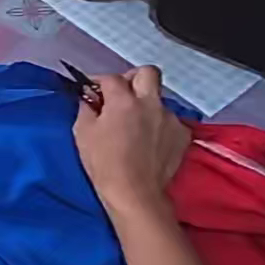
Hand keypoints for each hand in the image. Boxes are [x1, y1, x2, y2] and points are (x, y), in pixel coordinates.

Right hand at [72, 65, 191, 214]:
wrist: (134, 191)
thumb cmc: (103, 162)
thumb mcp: (82, 132)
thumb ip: (87, 109)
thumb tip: (90, 99)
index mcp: (124, 101)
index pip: (111, 78)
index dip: (98, 81)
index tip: (91, 90)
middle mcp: (151, 104)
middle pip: (148, 72)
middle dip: (131, 77)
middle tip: (120, 93)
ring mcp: (171, 118)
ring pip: (158, 99)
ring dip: (144, 105)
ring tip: (132, 124)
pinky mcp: (183, 134)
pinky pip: (168, 119)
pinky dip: (156, 123)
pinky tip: (146, 139)